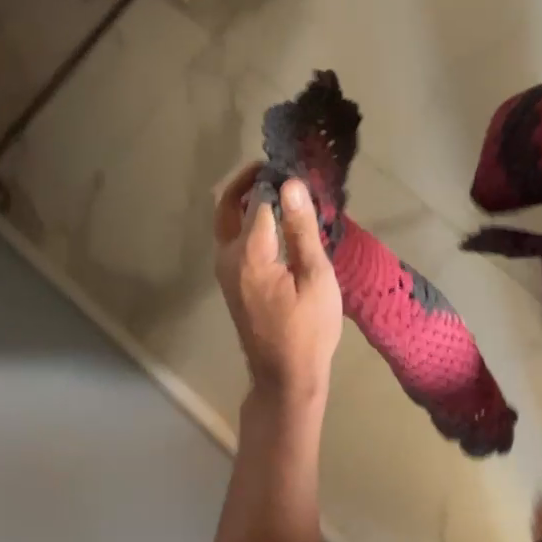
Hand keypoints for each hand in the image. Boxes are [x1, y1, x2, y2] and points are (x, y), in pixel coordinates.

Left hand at [214, 165, 342, 409]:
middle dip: (247, 180)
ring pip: (225, 221)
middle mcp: (228, 257)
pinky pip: (231, 237)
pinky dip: (245, 218)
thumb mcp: (315, 277)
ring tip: (278, 189)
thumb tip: (290, 184)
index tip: (295, 165)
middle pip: (226, 205)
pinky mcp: (230, 281)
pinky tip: (273, 220)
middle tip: (274, 167)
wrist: (285, 376)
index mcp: (250, 254)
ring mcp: (225, 270)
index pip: (258, 200)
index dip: (276, 179)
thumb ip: (301, 229)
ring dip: (244, 199)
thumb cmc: (308, 329)